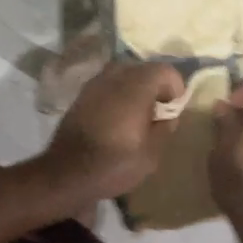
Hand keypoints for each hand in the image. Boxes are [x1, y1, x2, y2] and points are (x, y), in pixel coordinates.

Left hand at [40, 61, 186, 201]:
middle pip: (143, 69)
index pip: (165, 71)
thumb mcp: (152, 154)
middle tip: (157, 112)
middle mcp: (115, 76)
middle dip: (155, 86)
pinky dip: (116, 96)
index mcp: (137, 86)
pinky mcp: (80, 96)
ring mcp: (94, 84)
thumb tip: (167, 115)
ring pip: (123, 75)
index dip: (175, 89)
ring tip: (136, 115)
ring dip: (134, 89)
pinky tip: (116, 119)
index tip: (173, 111)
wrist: (66, 174)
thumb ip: (165, 127)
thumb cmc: (115, 164)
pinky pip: (106, 86)